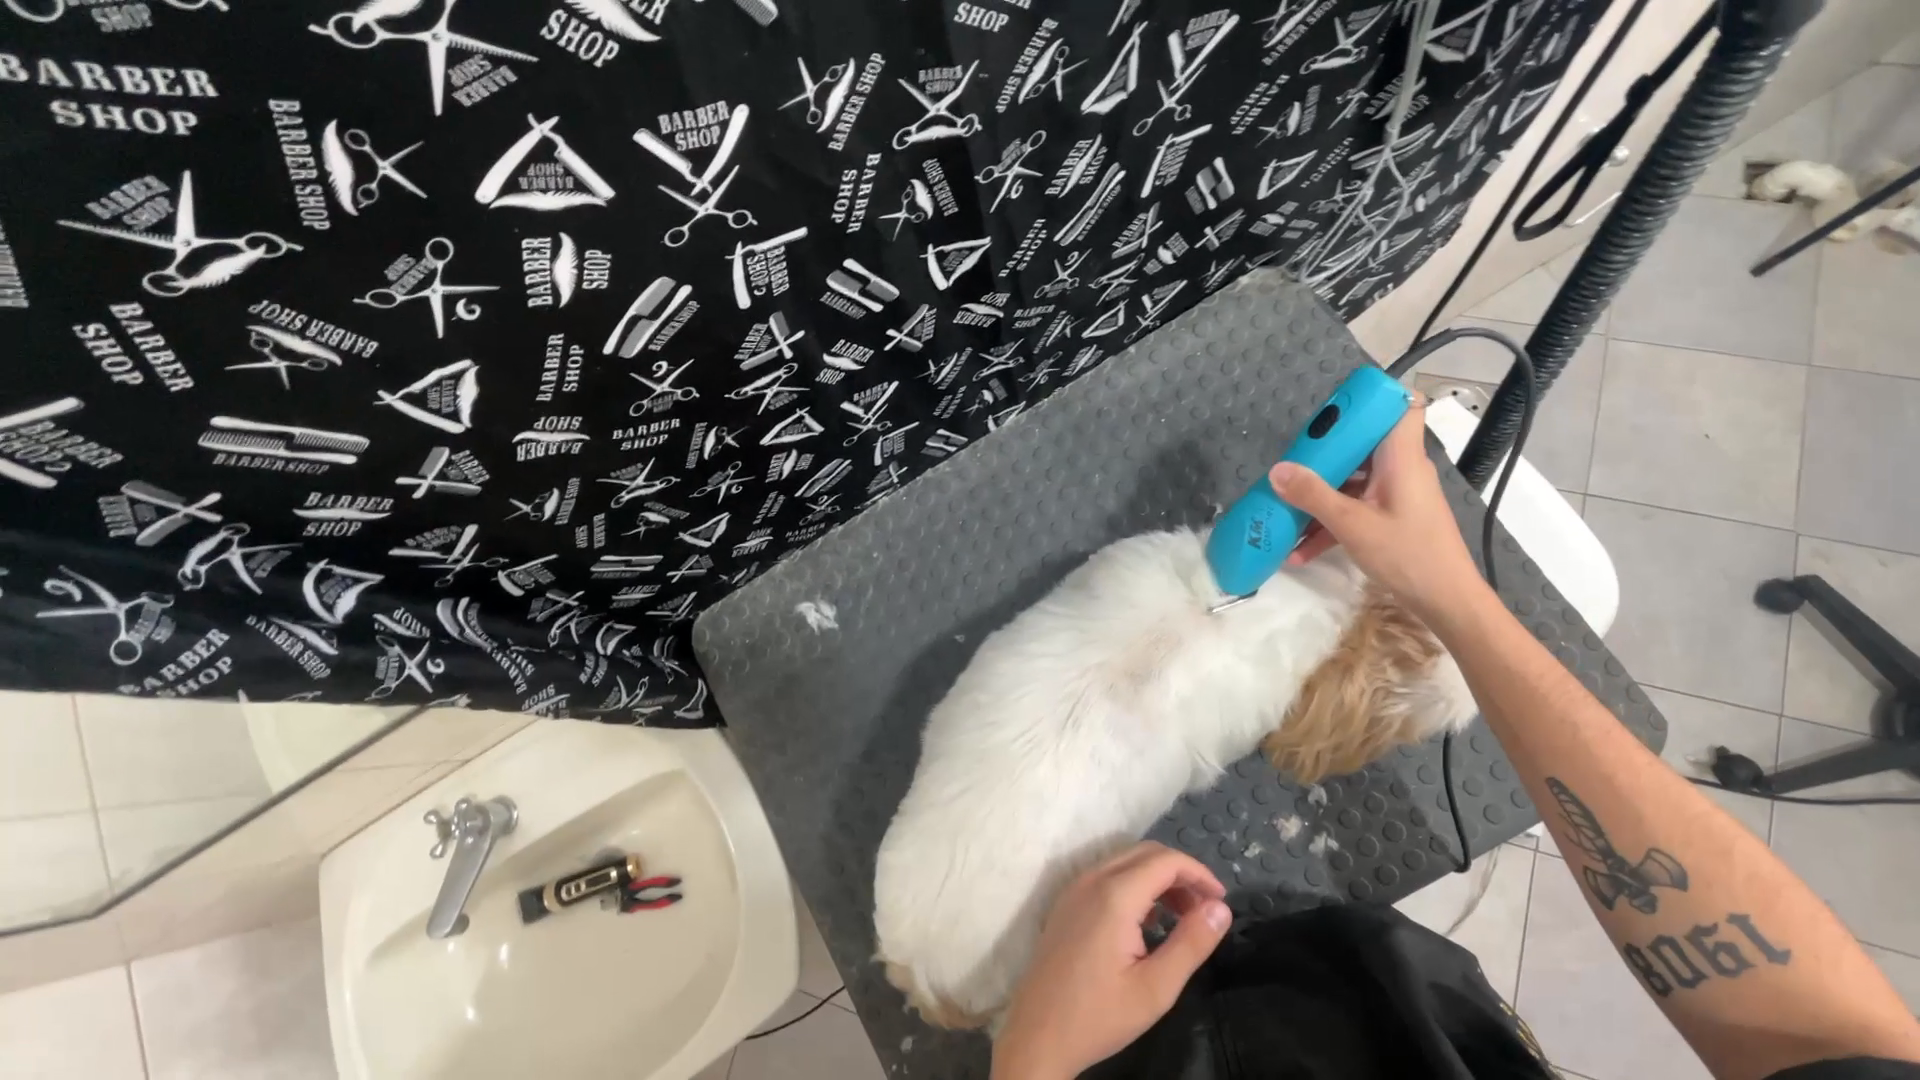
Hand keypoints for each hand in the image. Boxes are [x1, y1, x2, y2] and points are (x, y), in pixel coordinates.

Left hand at [991, 843, 1231, 1079]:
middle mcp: (1091, 880)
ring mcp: (1074, 889)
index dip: (1199, 873)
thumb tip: (1221, 908)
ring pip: (1125, 862)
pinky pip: (1107, 876)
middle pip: (1145, 853)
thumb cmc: (1099, 1015)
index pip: (1165, 860)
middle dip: (1181, 873)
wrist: (1037, 1035)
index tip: (1221, 902)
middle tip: (1205, 910)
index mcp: (1114, 895)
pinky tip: (1148, 922)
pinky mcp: (1066, 903)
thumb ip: (1191, 943)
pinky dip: (1135, 885)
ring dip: (1158, 879)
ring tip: (1183, 918)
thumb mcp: (1156, 988)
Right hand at [1269, 403, 1488, 622]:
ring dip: (1320, 494)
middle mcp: (1400, 469)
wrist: (1445, 600)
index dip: (1371, 400)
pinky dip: (1330, 521)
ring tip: (1284, 508)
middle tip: (1292, 459)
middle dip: (1326, 452)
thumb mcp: (1352, 525)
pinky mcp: (1391, 517)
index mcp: (1401, 458)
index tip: (1334, 408)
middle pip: (1363, 444)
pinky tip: (1299, 548)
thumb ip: (1313, 495)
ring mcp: (1395, 494)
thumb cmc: (1406, 554)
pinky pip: (1355, 507)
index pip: (1401, 407)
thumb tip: (1277, 470)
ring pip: (1353, 479)